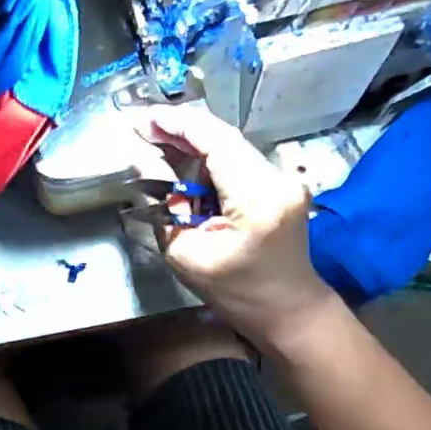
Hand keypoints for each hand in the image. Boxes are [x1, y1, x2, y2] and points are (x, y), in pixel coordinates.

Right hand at [142, 107, 340, 346]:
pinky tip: (182, 159)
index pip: (215, 141)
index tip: (143, 119)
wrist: (288, 309)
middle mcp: (276, 177)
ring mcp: (283, 178)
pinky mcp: (280, 183)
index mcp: (256, 197)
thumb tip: (143, 160)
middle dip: (180, 129)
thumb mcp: (186, 253)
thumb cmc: (235, 292)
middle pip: (223, 137)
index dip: (176, 124)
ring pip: (230, 145)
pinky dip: (207, 156)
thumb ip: (164, 203)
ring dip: (192, 142)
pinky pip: (238, 159)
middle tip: (142, 129)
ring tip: (155, 141)